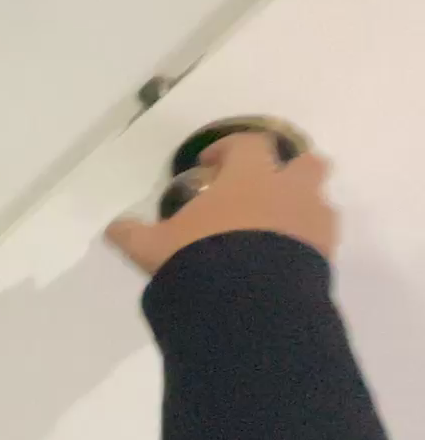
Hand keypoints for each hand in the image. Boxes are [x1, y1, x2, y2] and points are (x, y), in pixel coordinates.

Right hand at [107, 132, 338, 275]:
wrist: (244, 294)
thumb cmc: (195, 255)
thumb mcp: (148, 245)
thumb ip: (130, 232)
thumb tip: (113, 227)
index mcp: (248, 178)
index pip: (247, 144)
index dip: (227, 148)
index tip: (208, 163)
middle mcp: (288, 189)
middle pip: (303, 162)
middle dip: (282, 170)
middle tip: (253, 190)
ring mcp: (313, 217)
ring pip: (313, 198)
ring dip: (291, 206)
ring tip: (259, 229)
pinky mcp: (325, 246)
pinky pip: (315, 232)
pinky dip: (296, 237)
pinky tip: (269, 255)